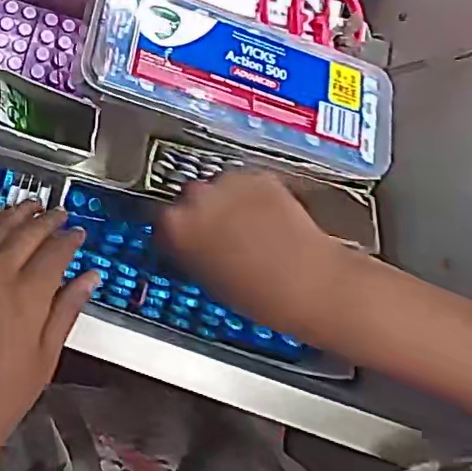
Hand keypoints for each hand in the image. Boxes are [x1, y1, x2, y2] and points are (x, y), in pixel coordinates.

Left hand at [0, 203, 96, 470]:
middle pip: (24, 234)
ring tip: (32, 205)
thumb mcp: (43, 360)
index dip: (69, 240)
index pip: (54, 253)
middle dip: (46, 220)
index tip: (79, 234)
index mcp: (25, 297)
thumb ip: (66, 312)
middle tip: (61, 213)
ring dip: (14, 214)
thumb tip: (87, 279)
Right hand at [157, 170, 362, 336]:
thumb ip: (187, 252)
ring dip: (225, 200)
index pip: (159, 219)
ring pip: (218, 186)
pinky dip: (252, 194)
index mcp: (174, 226)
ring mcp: (228, 182)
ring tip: (245, 224)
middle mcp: (195, 196)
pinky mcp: (260, 176)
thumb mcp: (205, 279)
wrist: (311, 284)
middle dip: (200, 212)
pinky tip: (266, 216)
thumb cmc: (256, 294)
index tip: (182, 238)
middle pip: (188, 198)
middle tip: (217, 234)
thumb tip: (185, 242)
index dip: (173, 231)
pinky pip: (246, 182)